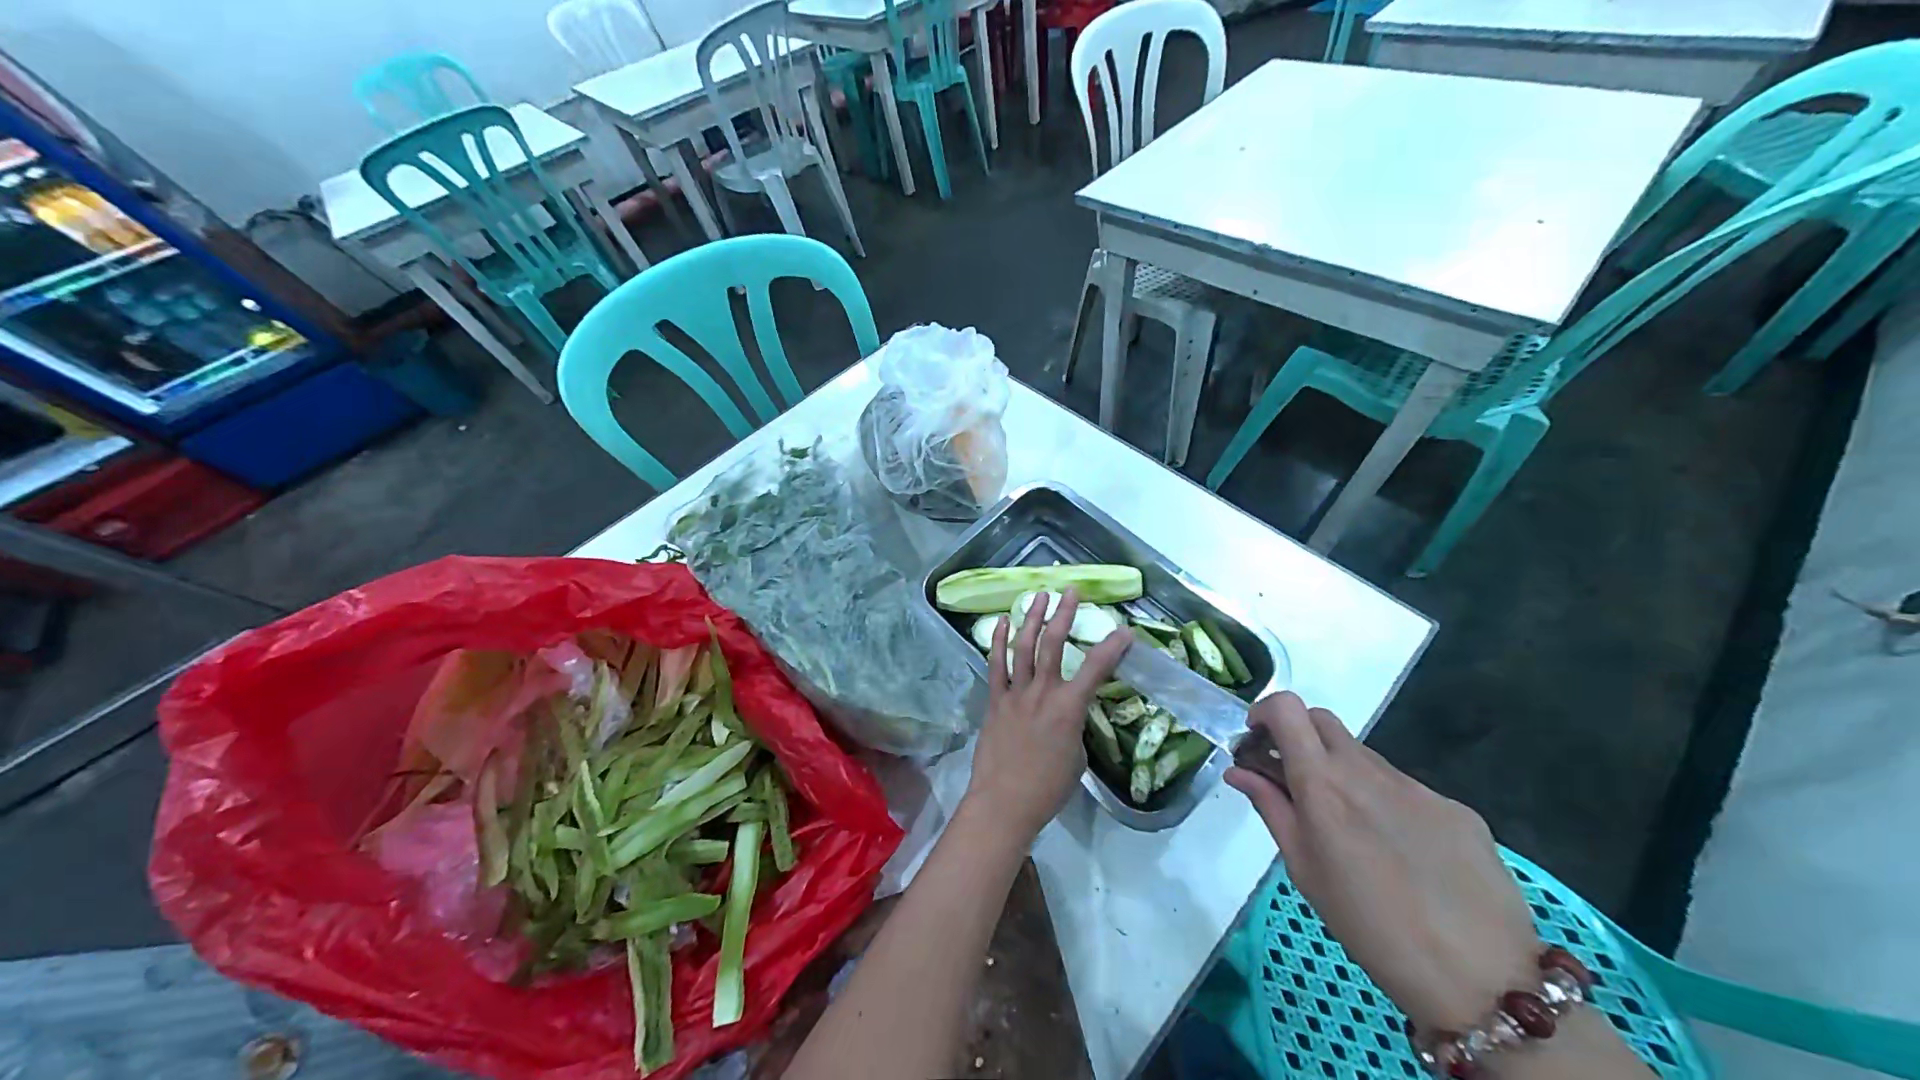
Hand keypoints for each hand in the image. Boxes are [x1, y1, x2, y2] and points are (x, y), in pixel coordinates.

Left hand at [962, 589, 1128, 842]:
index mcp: (1069, 708)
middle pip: (1053, 644)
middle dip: (1064, 614)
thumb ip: (1075, 726)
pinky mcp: (995, 701)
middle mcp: (1042, 693)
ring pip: (1023, 648)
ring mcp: (1015, 694)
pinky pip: (996, 666)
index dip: (1113, 646)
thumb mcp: (1076, 756)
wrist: (1005, 802)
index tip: (1125, 630)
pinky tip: (1003, 623)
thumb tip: (1070, 713)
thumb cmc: (1048, 788)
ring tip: (1039, 596)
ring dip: (1032, 618)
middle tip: (1071, 591)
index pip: (1096, 668)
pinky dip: (999, 643)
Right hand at [1226, 693, 1540, 1032]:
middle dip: (1299, 738)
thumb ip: (1271, 808)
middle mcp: (1368, 770)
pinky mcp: (1457, 808)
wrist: (1479, 976)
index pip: (1286, 708)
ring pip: (1365, 758)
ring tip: (1353, 833)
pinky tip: (1402, 855)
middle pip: (1323, 721)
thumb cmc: (1367, 925)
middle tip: (1295, 782)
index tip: (1258, 741)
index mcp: (1323, 783)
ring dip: (1344, 775)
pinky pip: (1407, 791)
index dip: (1265, 712)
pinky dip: (1388, 804)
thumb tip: (1240, 771)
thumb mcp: (1303, 868)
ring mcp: (1417, 786)